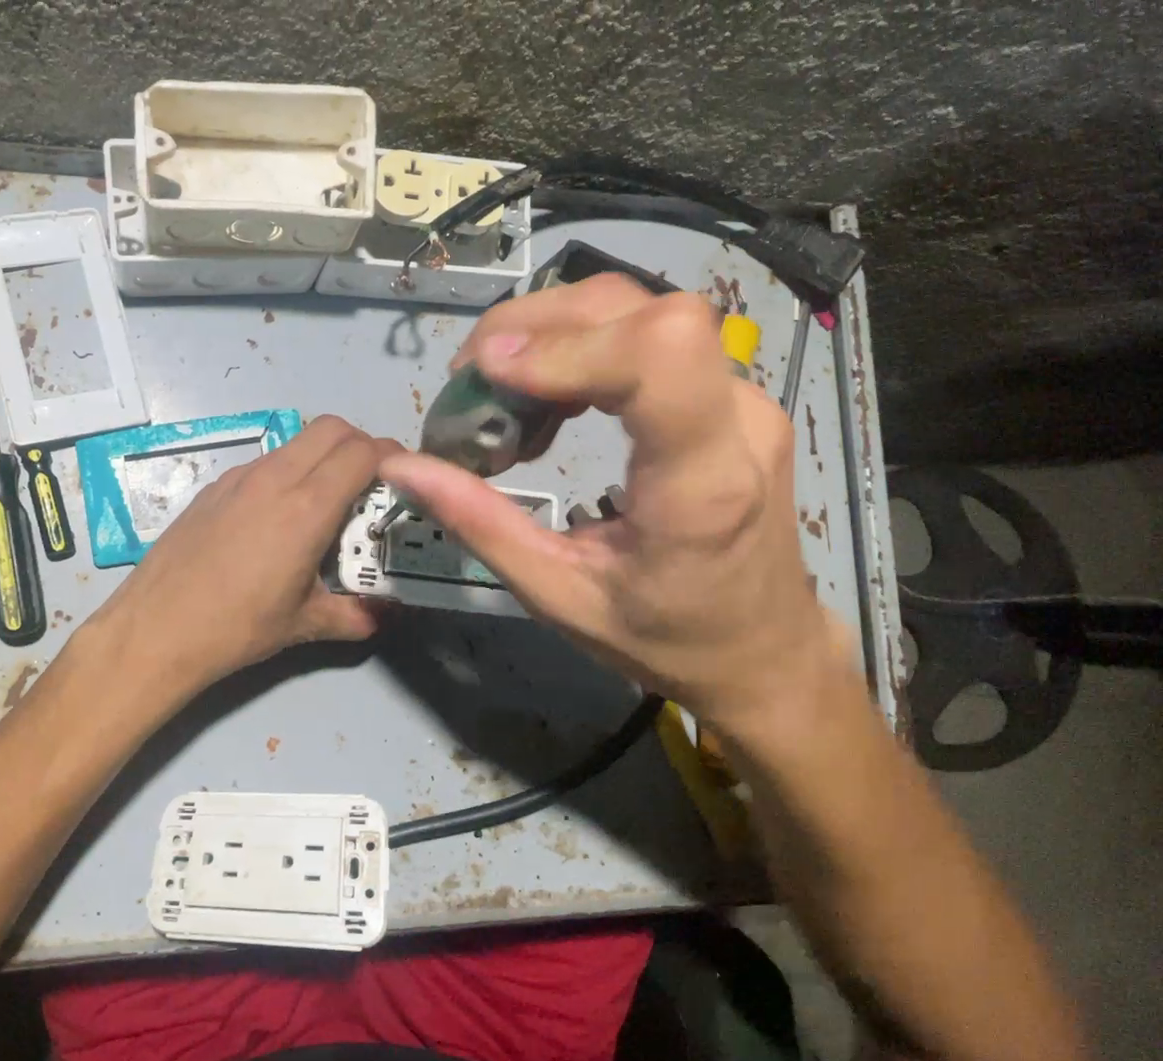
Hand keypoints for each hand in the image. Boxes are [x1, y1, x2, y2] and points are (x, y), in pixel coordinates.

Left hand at [86, 416, 401, 696]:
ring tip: (326, 501)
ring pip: (294, 442)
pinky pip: (263, 463)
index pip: (361, 452)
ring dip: (321, 456)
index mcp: (306, 507)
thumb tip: (385, 615)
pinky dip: (286, 472)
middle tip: (369, 484)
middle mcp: (274, 479)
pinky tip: (277, 518)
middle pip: (331, 428)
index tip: (403, 477)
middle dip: (360, 445)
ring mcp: (238, 478)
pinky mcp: (212, 488)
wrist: (156, 629)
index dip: (391, 457)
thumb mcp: (304, 626)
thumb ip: (355, 615)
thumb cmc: (236, 628)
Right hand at [379, 275, 839, 727]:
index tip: (486, 374)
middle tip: (471, 380)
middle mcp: (737, 422)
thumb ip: (479, 524)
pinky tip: (547, 399)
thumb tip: (401, 466)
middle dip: (538, 328)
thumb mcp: (557, 594)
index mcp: (700, 485)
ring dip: (554, 332)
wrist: (761, 649)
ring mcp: (742, 399)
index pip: (660, 356)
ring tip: (501, 393)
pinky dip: (581, 348)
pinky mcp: (728, 395)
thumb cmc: (663, 637)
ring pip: (643, 309)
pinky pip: (648, 337)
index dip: (567, 345)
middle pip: (642, 312)